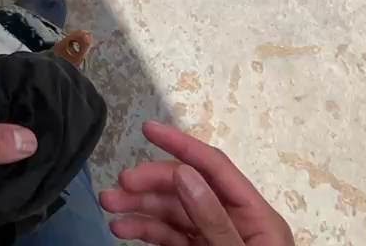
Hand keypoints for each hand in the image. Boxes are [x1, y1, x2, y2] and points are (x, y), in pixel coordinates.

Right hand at [99, 122, 293, 245]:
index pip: (214, 167)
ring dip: (139, 206)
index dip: (181, 144)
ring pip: (172, 211)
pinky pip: (169, 235)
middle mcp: (234, 223)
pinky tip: (122, 231)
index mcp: (256, 218)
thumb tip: (185, 173)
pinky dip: (145, 230)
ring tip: (109, 208)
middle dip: (150, 184)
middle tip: (119, 186)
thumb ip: (214, 222)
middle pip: (186, 187)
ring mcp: (215, 240)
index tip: (146, 130)